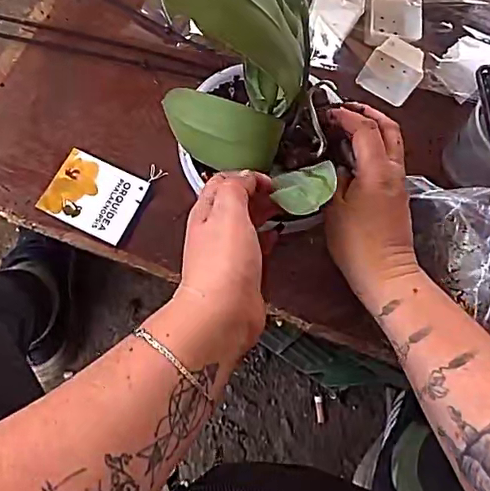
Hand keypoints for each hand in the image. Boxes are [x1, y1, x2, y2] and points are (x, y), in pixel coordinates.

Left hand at [176, 171, 274, 354]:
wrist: (222, 314)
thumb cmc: (220, 267)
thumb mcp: (228, 210)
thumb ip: (236, 187)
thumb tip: (247, 176)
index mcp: (207, 212)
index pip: (224, 182)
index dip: (247, 176)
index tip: (269, 180)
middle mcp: (215, 232)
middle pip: (236, 202)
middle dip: (258, 193)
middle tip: (279, 192)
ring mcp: (229, 253)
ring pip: (247, 223)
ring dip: (264, 213)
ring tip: (282, 207)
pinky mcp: (243, 273)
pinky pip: (257, 247)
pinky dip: (268, 237)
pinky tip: (275, 236)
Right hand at [325, 106, 422, 303]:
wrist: (386, 273)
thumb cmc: (357, 244)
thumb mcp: (334, 207)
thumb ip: (334, 177)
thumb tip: (336, 163)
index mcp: (378, 170)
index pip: (365, 128)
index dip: (346, 115)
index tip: (328, 113)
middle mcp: (394, 170)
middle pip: (389, 127)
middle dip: (369, 112)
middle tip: (346, 108)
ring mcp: (399, 182)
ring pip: (393, 141)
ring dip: (375, 127)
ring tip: (350, 125)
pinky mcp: (398, 193)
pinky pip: (390, 158)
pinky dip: (376, 145)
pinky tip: (356, 153)